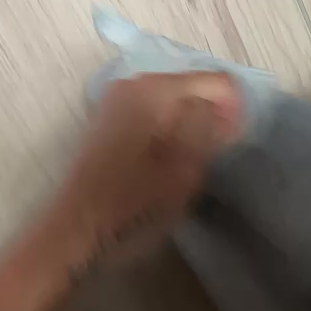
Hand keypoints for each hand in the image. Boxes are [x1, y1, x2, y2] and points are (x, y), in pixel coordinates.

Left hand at [35, 71, 241, 276]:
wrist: (76, 229)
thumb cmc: (134, 205)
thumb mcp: (185, 169)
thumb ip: (209, 126)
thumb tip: (223, 105)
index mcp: (155, 89)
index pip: (217, 82)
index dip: (234, 111)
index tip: (229, 147)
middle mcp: (133, 82)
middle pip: (193, 86)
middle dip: (210, 115)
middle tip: (209, 157)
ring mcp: (117, 98)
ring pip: (174, 100)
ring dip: (188, 124)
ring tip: (187, 163)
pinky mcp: (109, 117)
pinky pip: (154, 111)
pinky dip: (167, 129)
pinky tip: (164, 161)